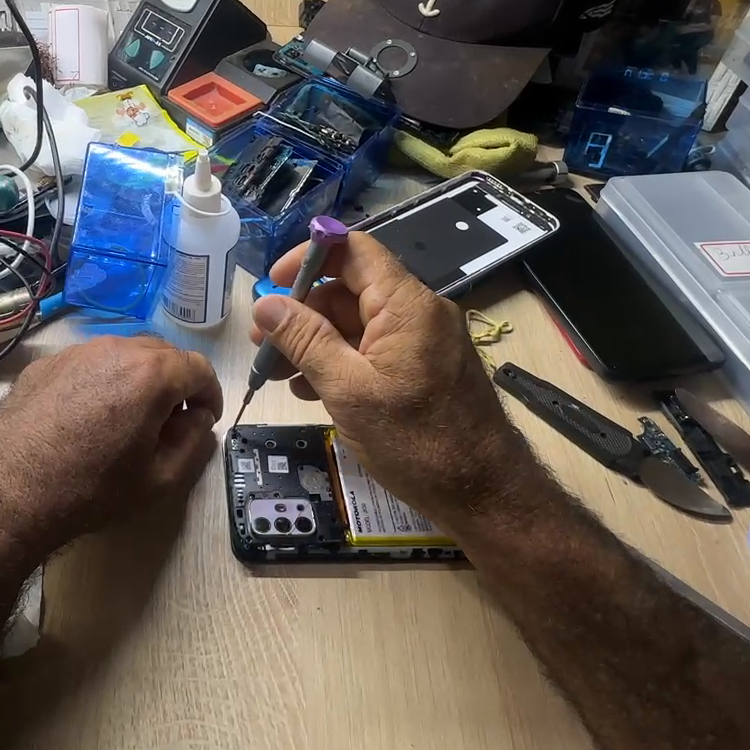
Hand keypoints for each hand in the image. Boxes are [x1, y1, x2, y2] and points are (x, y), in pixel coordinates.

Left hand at [0, 335, 221, 557]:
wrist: (7, 492)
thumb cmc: (90, 489)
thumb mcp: (158, 480)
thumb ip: (194, 443)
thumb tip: (199, 419)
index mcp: (151, 374)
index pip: (199, 368)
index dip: (210, 394)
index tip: (205, 418)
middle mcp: (116, 349)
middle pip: (162, 354)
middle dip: (175, 383)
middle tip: (170, 421)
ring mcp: (76, 351)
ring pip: (123, 353)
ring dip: (137, 378)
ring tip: (127, 417)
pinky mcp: (46, 362)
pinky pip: (88, 362)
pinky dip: (101, 380)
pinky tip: (86, 416)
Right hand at [249, 232, 542, 523]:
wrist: (486, 498)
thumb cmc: (417, 443)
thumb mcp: (348, 390)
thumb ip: (305, 341)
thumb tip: (264, 304)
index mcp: (406, 305)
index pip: (353, 250)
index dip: (308, 257)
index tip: (273, 284)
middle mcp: (418, 313)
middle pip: (348, 290)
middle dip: (301, 313)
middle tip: (263, 343)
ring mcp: (422, 343)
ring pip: (356, 324)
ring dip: (313, 343)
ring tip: (276, 373)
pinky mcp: (422, 370)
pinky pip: (372, 350)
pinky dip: (339, 362)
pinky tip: (309, 390)